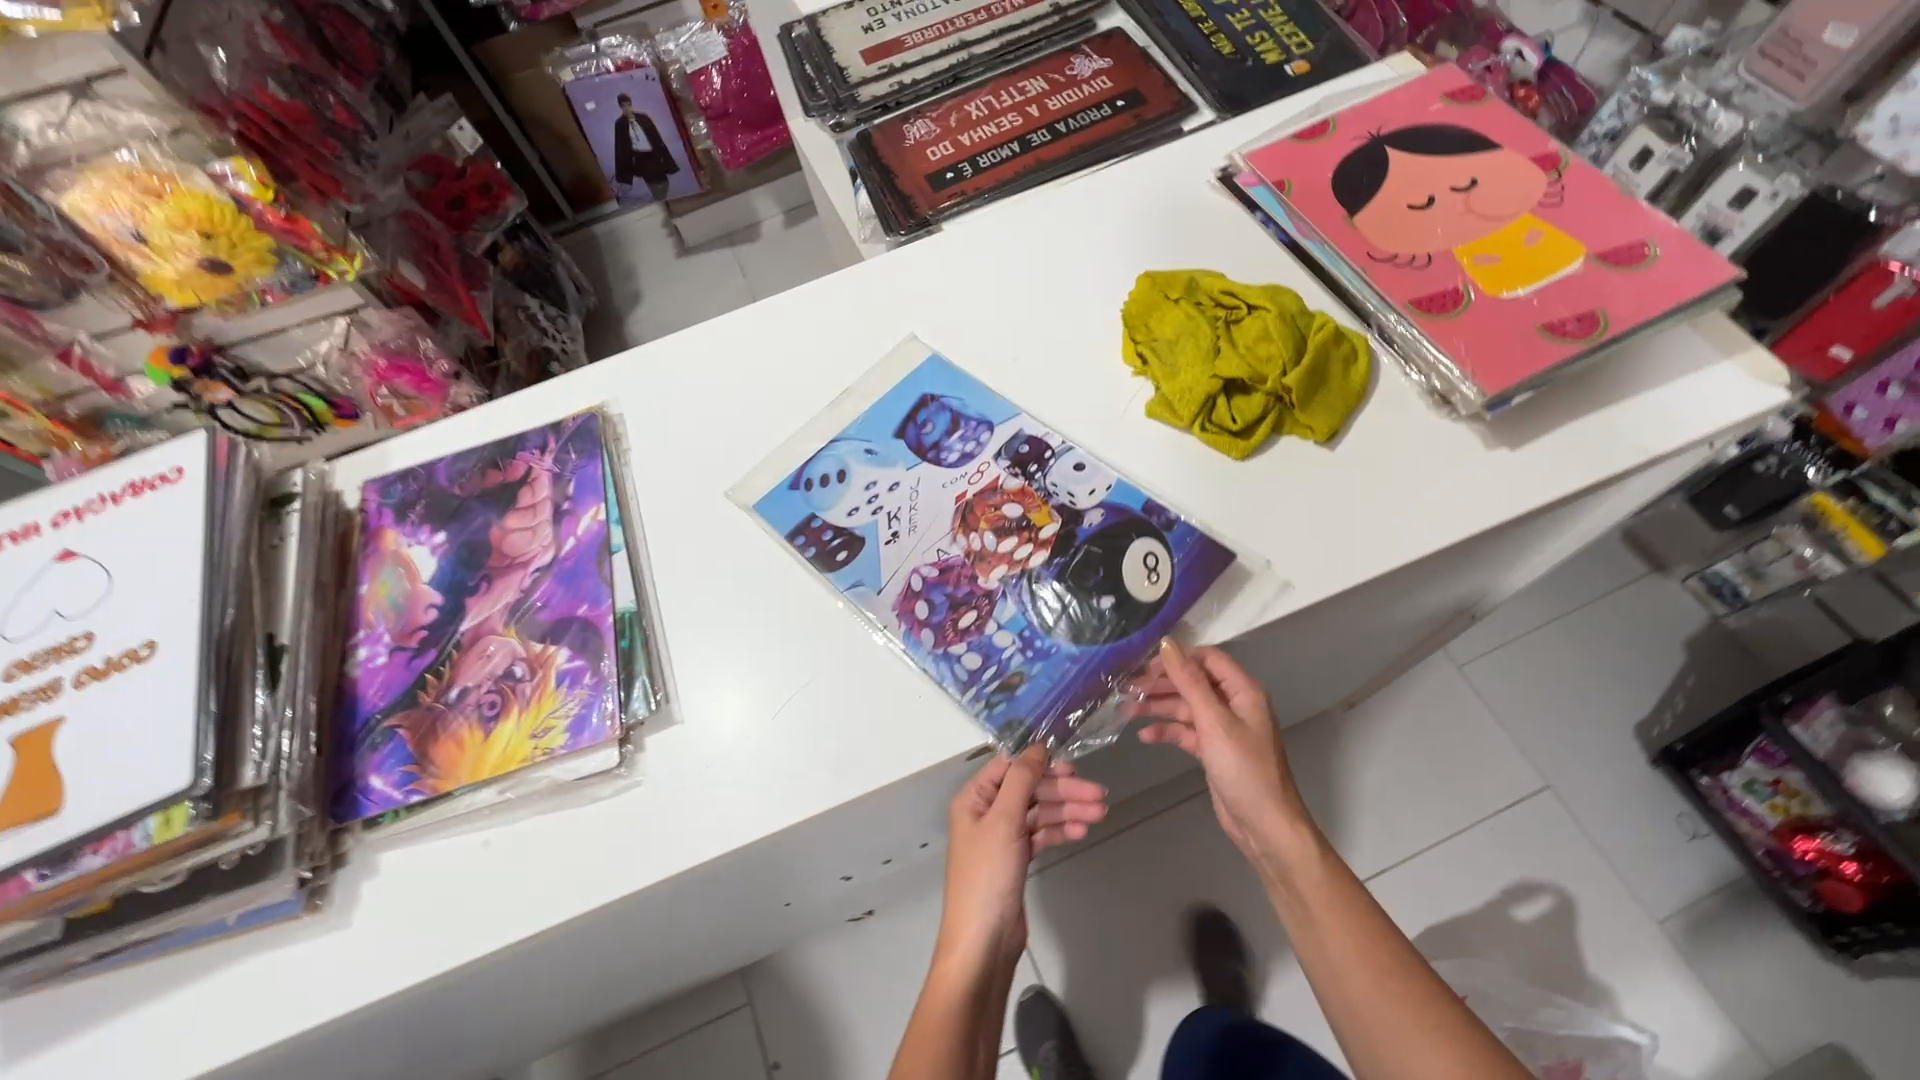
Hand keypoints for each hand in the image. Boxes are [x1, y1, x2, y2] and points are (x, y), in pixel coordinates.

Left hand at [936, 745, 1107, 967]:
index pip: (1010, 766)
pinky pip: (1041, 834)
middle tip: (1099, 794)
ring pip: (1039, 812)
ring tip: (1100, 813)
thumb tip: (1038, 746)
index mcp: (974, 798)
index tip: (1073, 764)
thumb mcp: (1003, 820)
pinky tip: (1082, 831)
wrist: (983, 940)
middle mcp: (986, 812)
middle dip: (1063, 790)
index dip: (1041, 762)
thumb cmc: (987, 875)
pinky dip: (1060, 831)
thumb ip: (1021, 780)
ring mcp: (1001, 836)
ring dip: (1068, 810)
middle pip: (1029, 789)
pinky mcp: (1016, 858)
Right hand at [1127, 639, 1310, 862]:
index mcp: (1242, 691)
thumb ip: (1189, 682)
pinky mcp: (1213, 750)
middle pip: (1193, 683)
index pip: (1207, 659)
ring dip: (1158, 707)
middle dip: (1161, 683)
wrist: (1264, 824)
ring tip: (1125, 710)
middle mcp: (1234, 704)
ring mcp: (1223, 728)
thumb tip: (1168, 644)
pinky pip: (1186, 732)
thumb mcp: (1214, 721)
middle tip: (1126, 687)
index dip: (1177, 658)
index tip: (1143, 663)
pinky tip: (1144, 736)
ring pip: (1186, 708)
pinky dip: (1167, 731)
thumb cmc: (1244, 769)